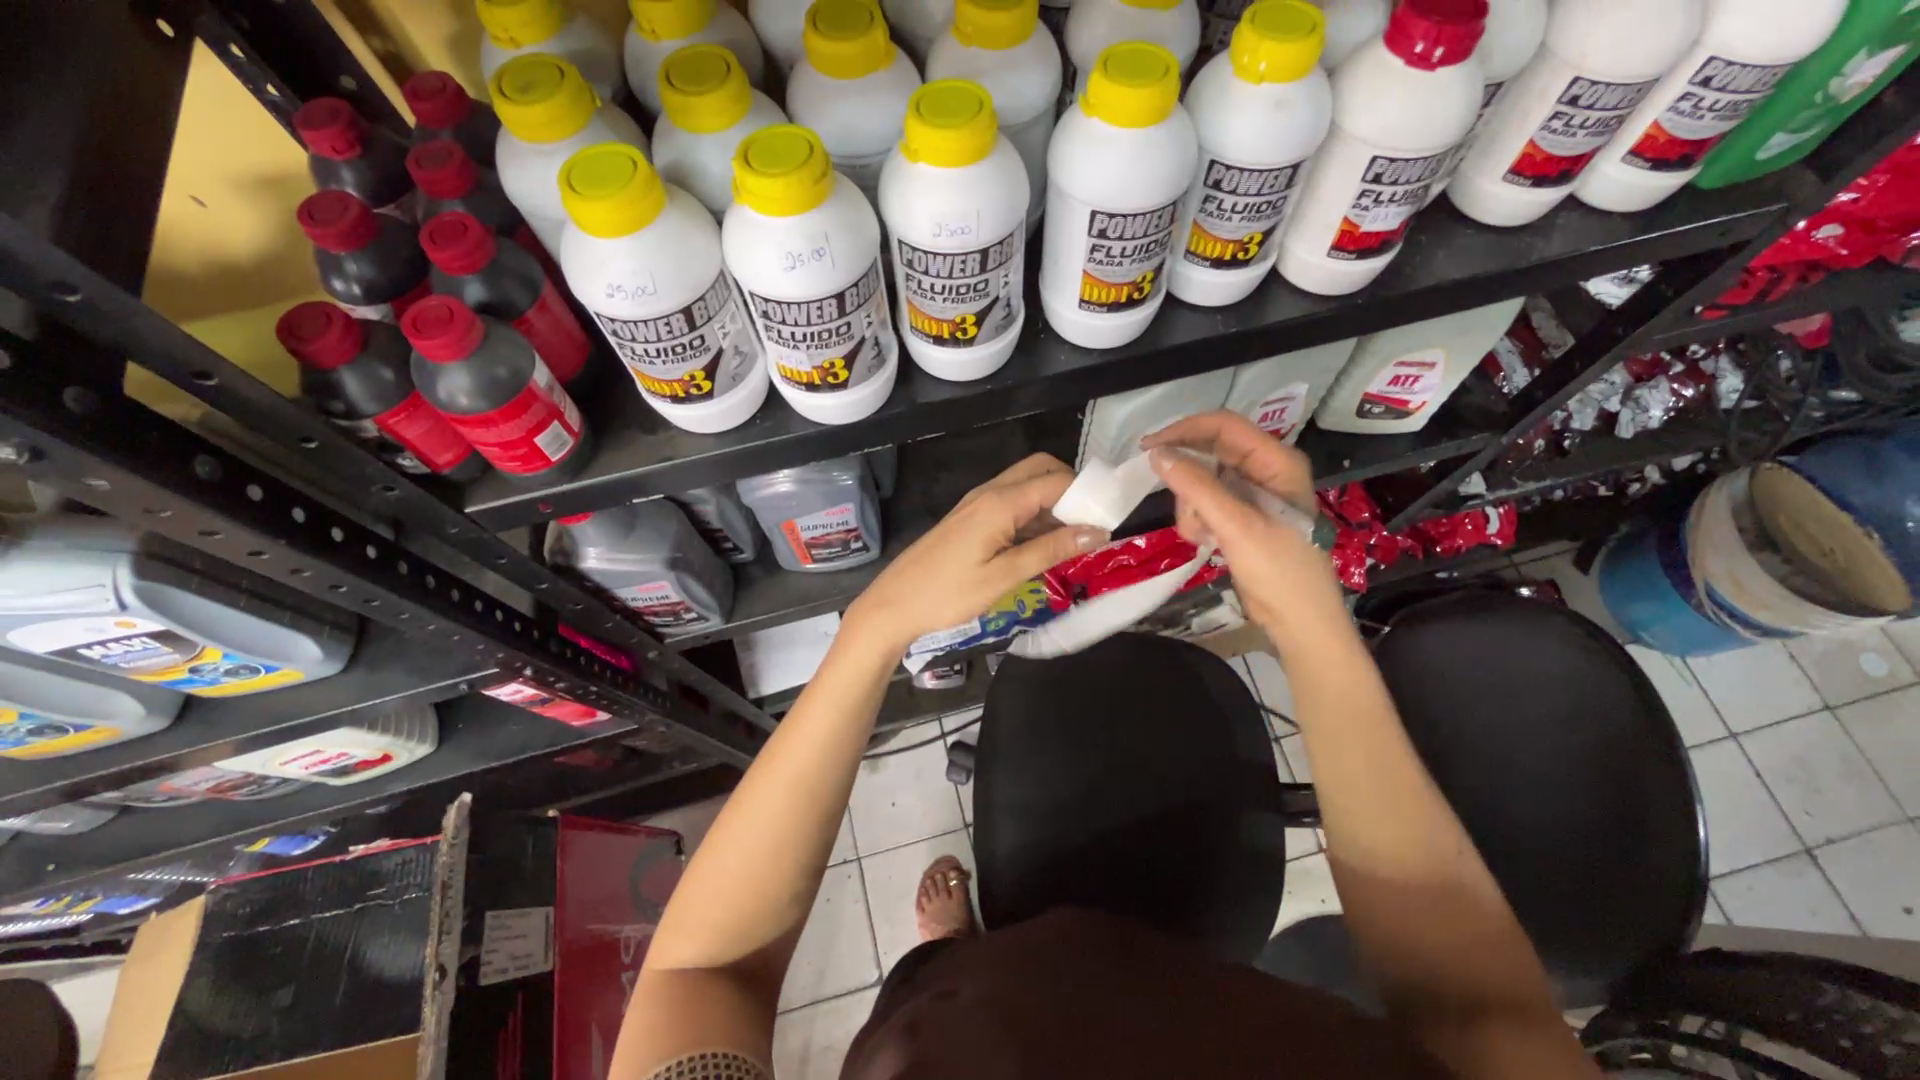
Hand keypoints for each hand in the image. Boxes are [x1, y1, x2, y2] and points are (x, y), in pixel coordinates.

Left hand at [844, 454, 1108, 653]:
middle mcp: (989, 493)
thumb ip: (1050, 551)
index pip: (1056, 480)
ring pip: (1026, 486)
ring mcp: (977, 504)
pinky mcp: (970, 519)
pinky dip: (1034, 516)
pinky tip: (1044, 547)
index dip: (1087, 495)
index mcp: (999, 502)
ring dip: (1053, 505)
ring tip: (1074, 541)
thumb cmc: (948, 594)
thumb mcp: (1004, 577)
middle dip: (1071, 489)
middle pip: (1041, 470)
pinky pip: (1011, 504)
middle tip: (1089, 525)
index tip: (1111, 519)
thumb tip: (1096, 532)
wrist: (894, 604)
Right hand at [1141, 411, 1347, 653]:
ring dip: (1191, 505)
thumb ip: (1196, 487)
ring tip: (1199, 535)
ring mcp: (1253, 493)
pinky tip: (1205, 542)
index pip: (1224, 426)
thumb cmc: (1278, 570)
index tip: (1149, 448)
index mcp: (1277, 461)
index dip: (1185, 430)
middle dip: (1187, 478)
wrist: (1299, 619)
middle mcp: (1266, 470)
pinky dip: (1198, 519)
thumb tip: (1157, 455)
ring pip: (1202, 480)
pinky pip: (1207, 503)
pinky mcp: (1242, 516)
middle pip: (1210, 452)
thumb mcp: (1236, 526)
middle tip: (1172, 500)